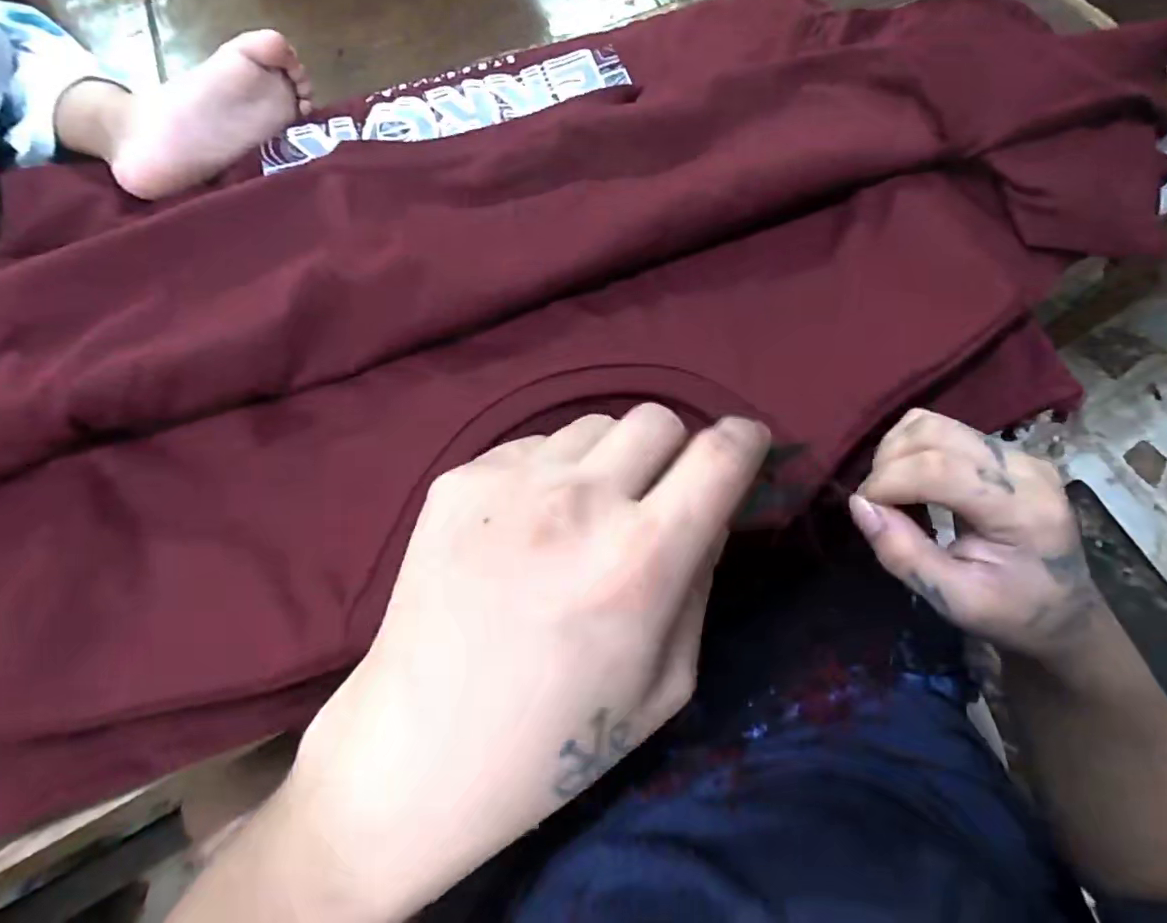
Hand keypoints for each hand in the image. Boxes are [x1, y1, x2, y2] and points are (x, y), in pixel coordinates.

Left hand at [231, 406, 770, 920]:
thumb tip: (711, 509)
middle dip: (674, 450)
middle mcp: (578, 501)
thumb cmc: (557, 742)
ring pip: (593, 425)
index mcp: (640, 558)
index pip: (720, 455)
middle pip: (656, 418)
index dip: (746, 439)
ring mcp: (510, 482)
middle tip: (656, 494)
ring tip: (581, 516)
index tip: (746, 443)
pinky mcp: (460, 479)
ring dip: (608, 460)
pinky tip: (522, 529)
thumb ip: (699, 581)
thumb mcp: (666, 682)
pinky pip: (532, 448)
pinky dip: (547, 474)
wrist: (421, 748)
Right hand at [848, 409, 1103, 664]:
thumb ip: (903, 553)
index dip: (888, 482)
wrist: (1065, 615)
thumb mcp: (954, 600)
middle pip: (933, 433)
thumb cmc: (1012, 614)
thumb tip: (858, 505)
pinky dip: (911, 450)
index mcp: (1022, 511)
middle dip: (888, 463)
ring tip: (894, 490)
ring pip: (932, 424)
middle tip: (878, 502)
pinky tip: (912, 481)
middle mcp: (1024, 468)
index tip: (865, 509)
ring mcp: (1017, 453)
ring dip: (896, 451)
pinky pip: (941, 430)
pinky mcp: (1005, 450)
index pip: (939, 469)